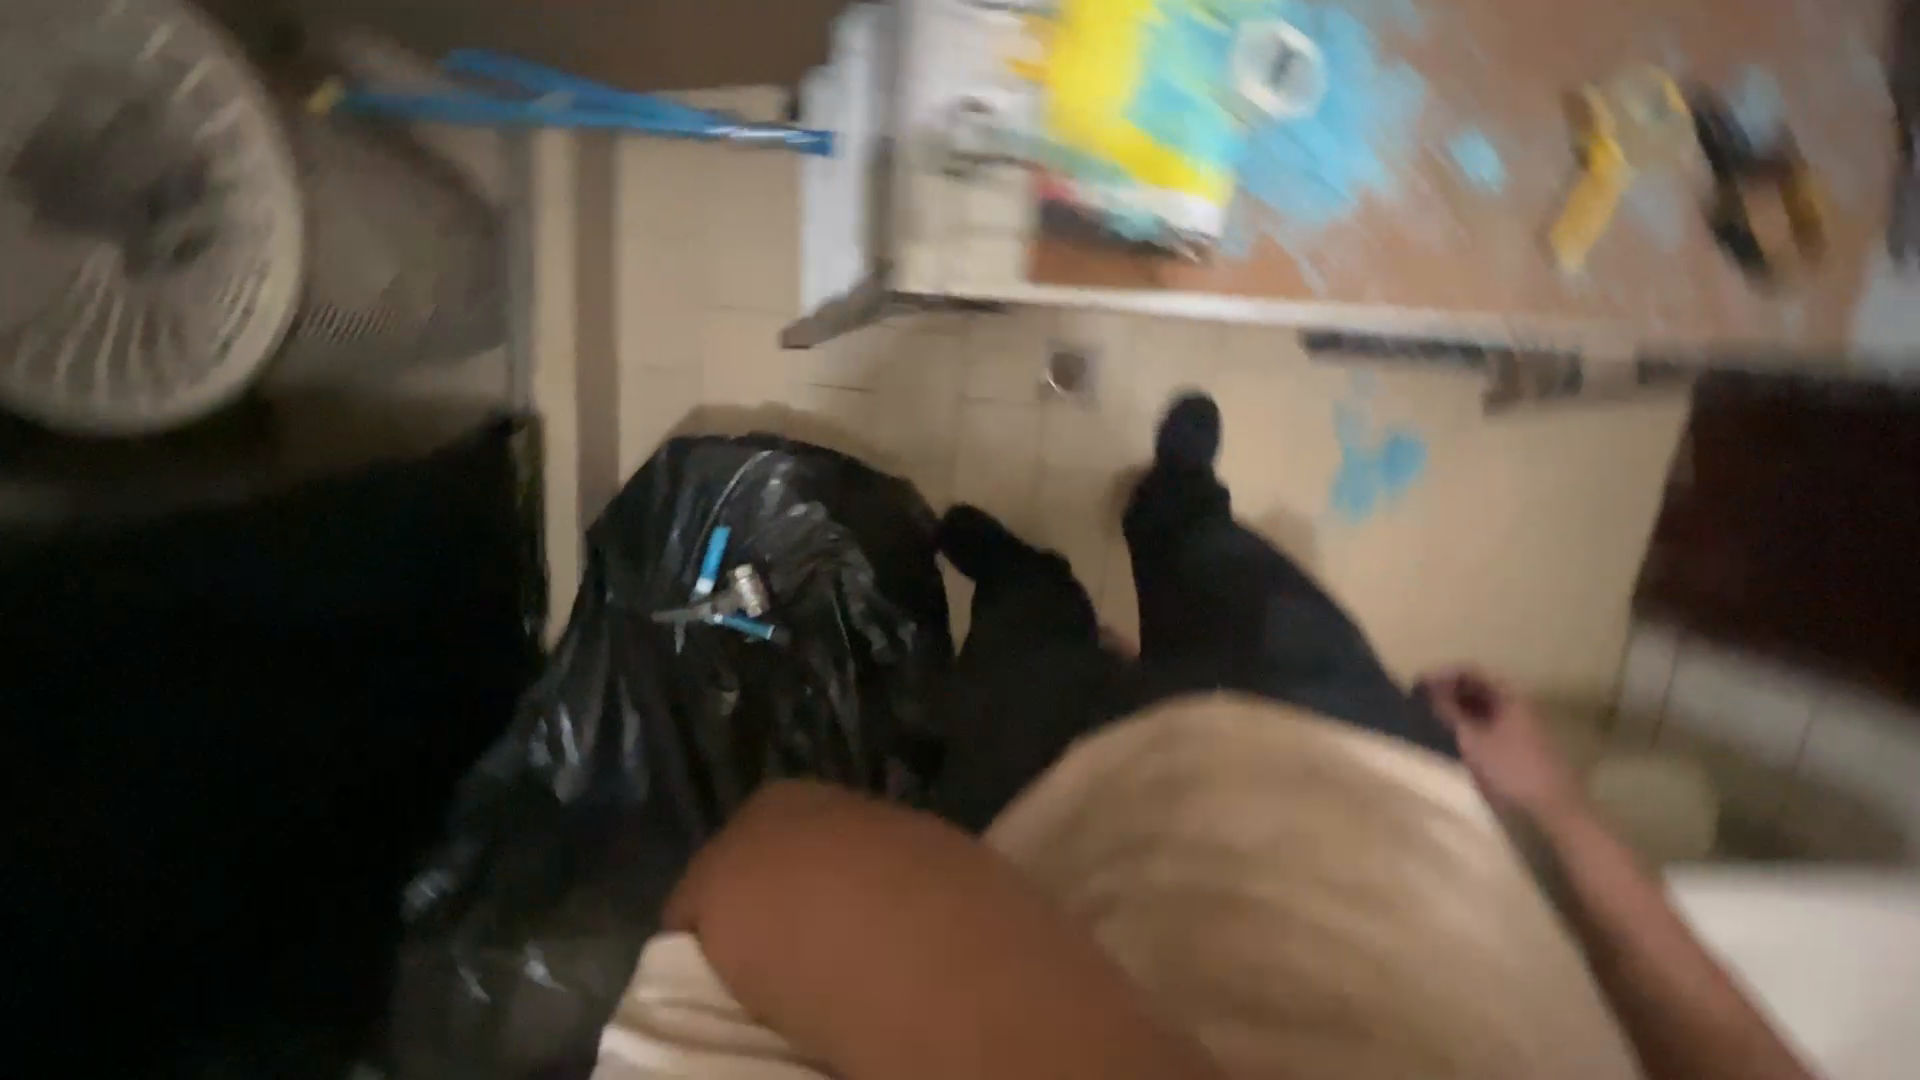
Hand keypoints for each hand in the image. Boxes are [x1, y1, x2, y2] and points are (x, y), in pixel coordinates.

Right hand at [1419, 668, 1587, 822]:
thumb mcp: (1471, 739)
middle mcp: (1519, 704)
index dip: (1441, 674)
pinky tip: (1455, 734)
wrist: (1554, 810)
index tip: (1417, 684)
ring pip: (1485, 706)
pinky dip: (1470, 722)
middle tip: (1421, 700)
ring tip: (1432, 716)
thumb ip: (1447, 710)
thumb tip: (1427, 686)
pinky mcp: (1524, 744)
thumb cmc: (1509, 769)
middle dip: (1448, 690)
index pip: (1469, 671)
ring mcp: (1524, 725)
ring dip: (1458, 707)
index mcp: (1509, 697)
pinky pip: (1491, 722)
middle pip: (1479, 687)